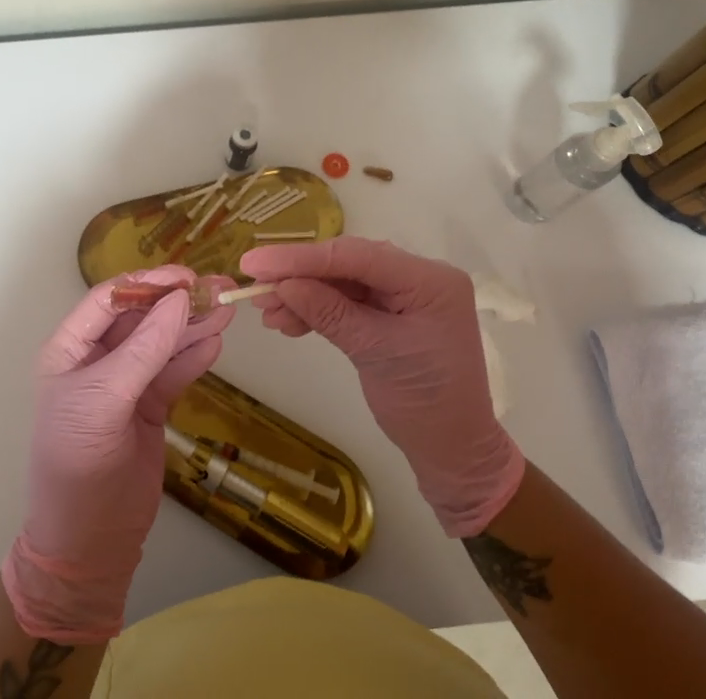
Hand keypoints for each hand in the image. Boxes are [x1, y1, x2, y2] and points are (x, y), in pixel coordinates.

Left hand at [1, 266, 234, 642]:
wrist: (89, 539)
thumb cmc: (77, 463)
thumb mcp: (103, 400)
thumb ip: (143, 350)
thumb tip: (179, 301)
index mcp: (69, 350)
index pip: (108, 301)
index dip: (145, 283)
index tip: (185, 277)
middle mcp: (97, 361)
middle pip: (141, 318)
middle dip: (177, 301)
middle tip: (220, 286)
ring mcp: (126, 385)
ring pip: (162, 344)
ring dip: (193, 326)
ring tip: (228, 308)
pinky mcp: (150, 409)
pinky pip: (174, 373)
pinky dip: (194, 358)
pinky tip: (216, 342)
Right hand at [240, 237, 522, 537]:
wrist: (451, 449)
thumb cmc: (425, 403)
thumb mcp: (375, 354)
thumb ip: (329, 313)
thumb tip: (283, 284)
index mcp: (429, 281)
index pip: (357, 256)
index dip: (302, 257)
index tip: (254, 262)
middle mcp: (418, 278)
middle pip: (348, 263)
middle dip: (299, 274)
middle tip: (254, 286)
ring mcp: (403, 296)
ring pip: (342, 282)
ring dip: (302, 294)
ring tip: (266, 313)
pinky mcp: (388, 314)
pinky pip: (346, 301)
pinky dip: (315, 309)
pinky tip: (287, 322)